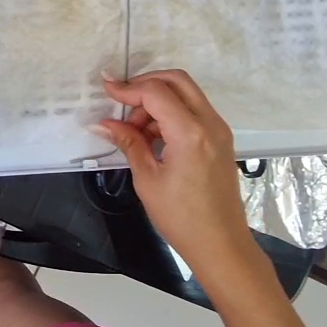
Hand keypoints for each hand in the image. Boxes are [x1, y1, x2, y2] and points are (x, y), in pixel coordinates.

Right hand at [97, 70, 257, 274]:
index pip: (155, 92)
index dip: (128, 89)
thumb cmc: (182, 218)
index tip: (106, 90)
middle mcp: (210, 123)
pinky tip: (152, 136)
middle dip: (145, 84)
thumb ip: (128, 142)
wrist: (222, 245)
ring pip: (186, 94)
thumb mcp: (147, 179)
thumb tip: (104, 124)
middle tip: (122, 102)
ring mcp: (219, 130)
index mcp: (190, 133)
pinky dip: (171, 113)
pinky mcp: (220, 139)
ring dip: (158, 101)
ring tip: (135, 130)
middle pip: (176, 80)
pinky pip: (193, 110)